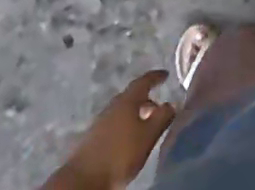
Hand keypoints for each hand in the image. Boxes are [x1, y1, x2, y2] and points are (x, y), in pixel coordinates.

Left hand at [51, 69, 175, 189]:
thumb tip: (172, 102)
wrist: (83, 180)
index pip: (143, 81)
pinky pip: (114, 123)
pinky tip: (129, 138)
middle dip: (146, 98)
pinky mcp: (93, 138)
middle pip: (132, 96)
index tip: (166, 75)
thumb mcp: (148, 136)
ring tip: (146, 124)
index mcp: (127, 100)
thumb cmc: (120, 153)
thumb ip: (162, 117)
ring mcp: (100, 122)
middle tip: (158, 106)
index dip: (156, 77)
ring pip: (122, 111)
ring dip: (135, 113)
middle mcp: (113, 106)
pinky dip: (125, 124)